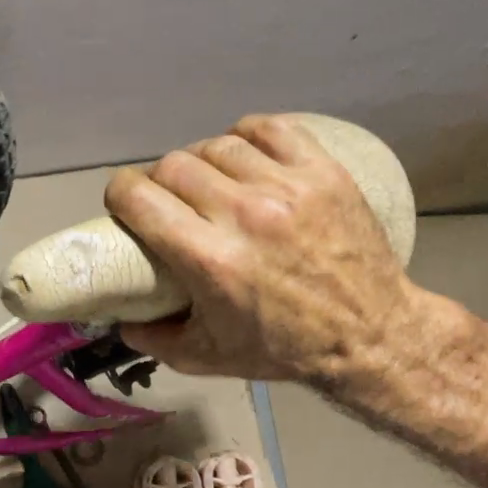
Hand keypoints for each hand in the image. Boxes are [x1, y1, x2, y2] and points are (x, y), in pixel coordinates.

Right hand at [106, 114, 413, 387]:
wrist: (368, 334)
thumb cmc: (280, 348)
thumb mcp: (202, 357)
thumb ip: (151, 339)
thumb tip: (120, 318)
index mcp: (208, 260)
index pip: (141, 199)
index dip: (119, 194)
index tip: (121, 205)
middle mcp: (244, 215)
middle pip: (174, 165)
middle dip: (155, 179)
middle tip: (162, 200)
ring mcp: (288, 188)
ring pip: (218, 144)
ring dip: (199, 160)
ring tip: (203, 181)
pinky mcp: (323, 172)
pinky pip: (271, 129)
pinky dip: (245, 136)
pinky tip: (241, 155)